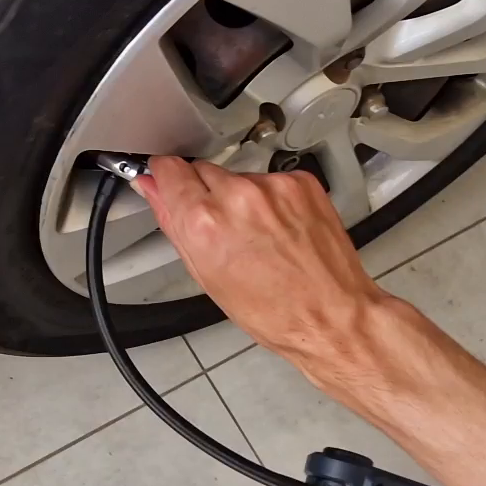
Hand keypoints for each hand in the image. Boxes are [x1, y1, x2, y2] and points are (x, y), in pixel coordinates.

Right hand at [135, 157, 391, 362]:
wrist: (332, 316)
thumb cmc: (273, 312)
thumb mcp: (205, 276)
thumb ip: (173, 223)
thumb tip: (153, 191)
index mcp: (205, 222)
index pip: (168, 169)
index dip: (165, 178)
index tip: (168, 183)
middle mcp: (238, 196)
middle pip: (202, 170)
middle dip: (205, 194)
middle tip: (222, 230)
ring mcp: (273, 186)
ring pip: (237, 176)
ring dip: (240, 198)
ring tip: (258, 237)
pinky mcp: (301, 182)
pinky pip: (270, 180)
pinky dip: (271, 199)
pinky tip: (280, 229)